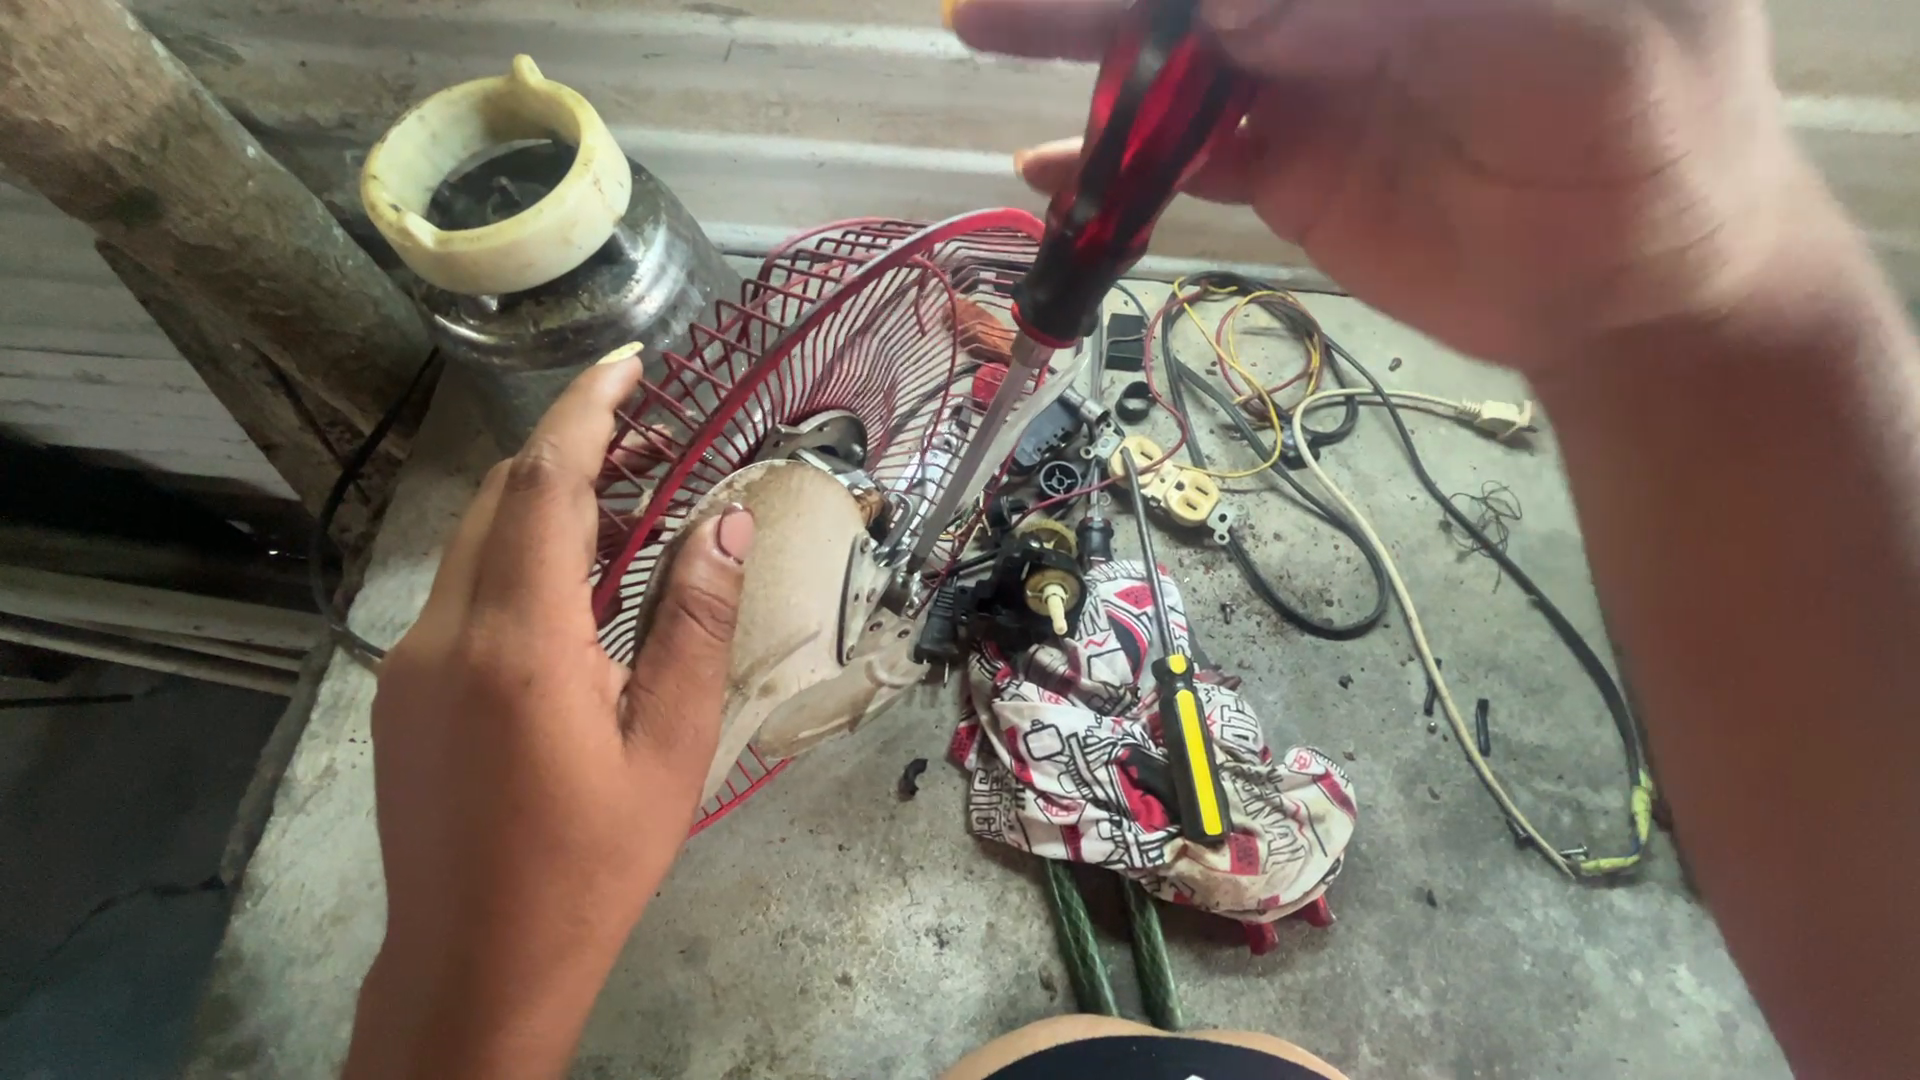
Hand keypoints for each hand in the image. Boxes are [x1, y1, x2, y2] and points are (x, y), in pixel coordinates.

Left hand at [345, 356, 755, 1077]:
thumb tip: (726, 523)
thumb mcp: (672, 742)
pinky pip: (466, 584)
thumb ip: (695, 623)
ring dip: (549, 497)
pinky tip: (576, 581)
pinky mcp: (407, 687)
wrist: (476, 963)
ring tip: (628, 499)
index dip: (587, 412)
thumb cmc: (595, 858)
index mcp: (522, 644)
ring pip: (479, 537)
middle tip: (651, 437)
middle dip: (572, 446)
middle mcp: (448, 633)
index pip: (547, 487)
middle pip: (504, 496)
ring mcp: (414, 660)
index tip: (627, 364)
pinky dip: (524, 550)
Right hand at [954, 0, 1809, 368]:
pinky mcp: (1283, 165)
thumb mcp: (1570, 43)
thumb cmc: (1645, 145)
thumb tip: (1226, 5)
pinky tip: (1048, 172)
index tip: (1139, 0)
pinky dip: (1114, 168)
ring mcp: (1305, 77)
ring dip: (1089, 63)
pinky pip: (1182, 158)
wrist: (1620, 287)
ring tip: (988, 31)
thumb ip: (1410, 6)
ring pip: (1178, 63)